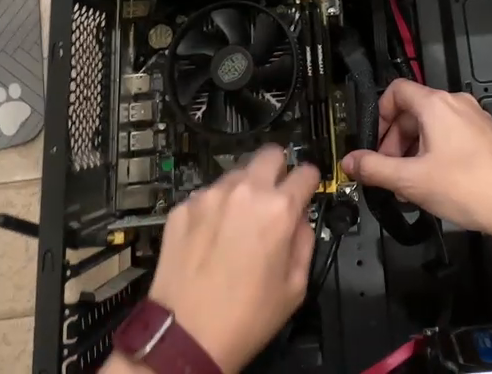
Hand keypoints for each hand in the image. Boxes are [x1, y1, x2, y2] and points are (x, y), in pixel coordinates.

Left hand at [144, 146, 320, 373]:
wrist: (185, 337)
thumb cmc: (245, 318)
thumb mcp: (295, 287)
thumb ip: (304, 241)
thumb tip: (300, 220)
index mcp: (279, 209)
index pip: (306, 172)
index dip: (309, 182)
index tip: (306, 189)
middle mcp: (244, 191)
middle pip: (270, 154)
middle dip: (278, 170)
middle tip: (273, 197)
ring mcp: (209, 195)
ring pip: (236, 173)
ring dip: (243, 189)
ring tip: (237, 224)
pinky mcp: (182, 207)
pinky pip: (206, 195)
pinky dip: (213, 208)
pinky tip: (210, 238)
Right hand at [341, 80, 491, 240]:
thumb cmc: (469, 188)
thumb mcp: (412, 181)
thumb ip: (375, 170)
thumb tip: (348, 162)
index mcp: (436, 104)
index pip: (396, 91)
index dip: (379, 115)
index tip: (375, 146)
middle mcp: (457, 104)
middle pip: (413, 111)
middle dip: (395, 142)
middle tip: (389, 174)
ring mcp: (476, 120)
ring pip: (433, 127)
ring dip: (415, 152)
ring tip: (411, 188)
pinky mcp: (489, 139)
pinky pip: (452, 138)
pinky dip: (436, 156)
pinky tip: (437, 188)